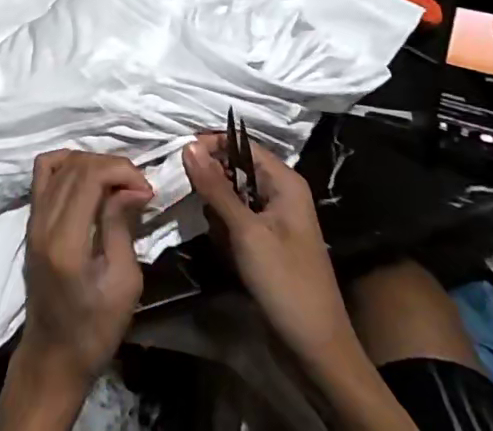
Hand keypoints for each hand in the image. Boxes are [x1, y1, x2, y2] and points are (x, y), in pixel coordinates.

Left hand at [0, 150, 152, 430]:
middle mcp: (42, 223)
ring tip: (116, 182)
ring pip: (59, 164)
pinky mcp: (31, 222)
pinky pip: (43, 175)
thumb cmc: (95, 328)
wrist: (53, 358)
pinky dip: (67, 165)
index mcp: (65, 240)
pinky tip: (89, 178)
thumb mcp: (123, 282)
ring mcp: (32, 220)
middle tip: (138, 187)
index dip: (122, 170)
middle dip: (112, 165)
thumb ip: (122, 226)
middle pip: (76, 165)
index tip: (146, 189)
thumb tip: (133, 187)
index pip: (89, 175)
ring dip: (92, 163)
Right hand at [182, 134, 360, 373]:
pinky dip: (225, 231)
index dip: (211, 145)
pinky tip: (224, 251)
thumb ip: (216, 187)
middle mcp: (280, 193)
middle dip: (212, 182)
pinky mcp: (265, 242)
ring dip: (217, 212)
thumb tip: (188, 146)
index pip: (242, 145)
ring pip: (232, 198)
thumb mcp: (246, 232)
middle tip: (191, 199)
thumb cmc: (285, 282)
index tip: (178, 156)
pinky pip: (236, 222)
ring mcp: (273, 219)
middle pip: (235, 169)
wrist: (315, 347)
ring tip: (219, 237)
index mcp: (285, 181)